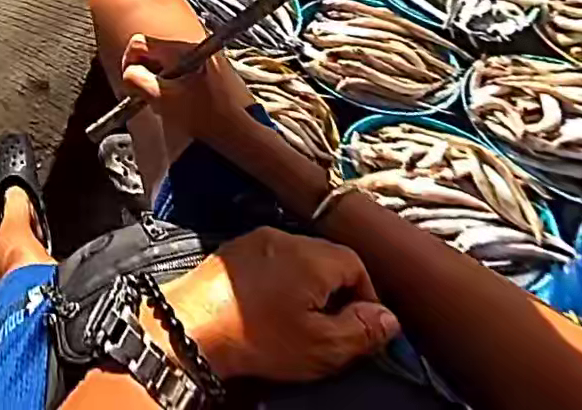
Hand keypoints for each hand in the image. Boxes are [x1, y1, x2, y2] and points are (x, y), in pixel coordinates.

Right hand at [120, 34, 254, 144]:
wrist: (241, 136)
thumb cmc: (206, 117)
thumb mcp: (160, 97)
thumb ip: (135, 79)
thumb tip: (128, 74)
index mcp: (182, 49)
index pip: (139, 43)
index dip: (130, 63)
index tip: (133, 82)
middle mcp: (194, 48)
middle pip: (151, 52)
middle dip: (145, 73)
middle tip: (150, 94)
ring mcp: (203, 60)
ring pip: (162, 63)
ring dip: (158, 80)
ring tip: (167, 101)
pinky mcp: (210, 72)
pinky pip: (177, 71)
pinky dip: (172, 84)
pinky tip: (179, 102)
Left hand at [144, 227, 400, 382]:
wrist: (195, 325)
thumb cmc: (258, 335)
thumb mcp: (326, 345)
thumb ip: (364, 329)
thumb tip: (386, 317)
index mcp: (304, 255)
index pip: (356, 263)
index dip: (369, 296)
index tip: (364, 324)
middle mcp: (275, 238)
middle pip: (326, 256)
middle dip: (339, 290)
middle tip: (337, 325)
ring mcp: (249, 241)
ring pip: (298, 258)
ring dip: (310, 285)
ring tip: (305, 319)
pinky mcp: (231, 250)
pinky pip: (271, 259)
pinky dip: (283, 279)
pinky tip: (276, 306)